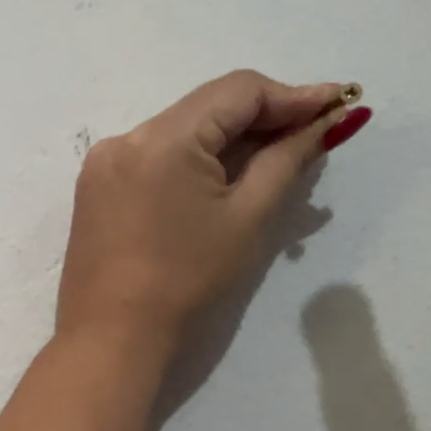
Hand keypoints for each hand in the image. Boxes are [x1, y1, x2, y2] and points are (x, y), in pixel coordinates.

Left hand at [57, 70, 369, 342]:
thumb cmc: (185, 281)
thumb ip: (287, 158)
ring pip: (178, 134)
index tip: (337, 106)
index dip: (292, 96)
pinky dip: (190, 163)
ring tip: (273, 161)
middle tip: (313, 135)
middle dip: (261, 119)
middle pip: (205, 110)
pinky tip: (222, 180)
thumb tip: (325, 120)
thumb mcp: (248, 216)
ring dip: (226, 142)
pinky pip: (151, 160)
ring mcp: (101, 169)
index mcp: (159, 139)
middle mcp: (122, 142)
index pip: (237, 91)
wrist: (111, 339)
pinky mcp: (93, 194)